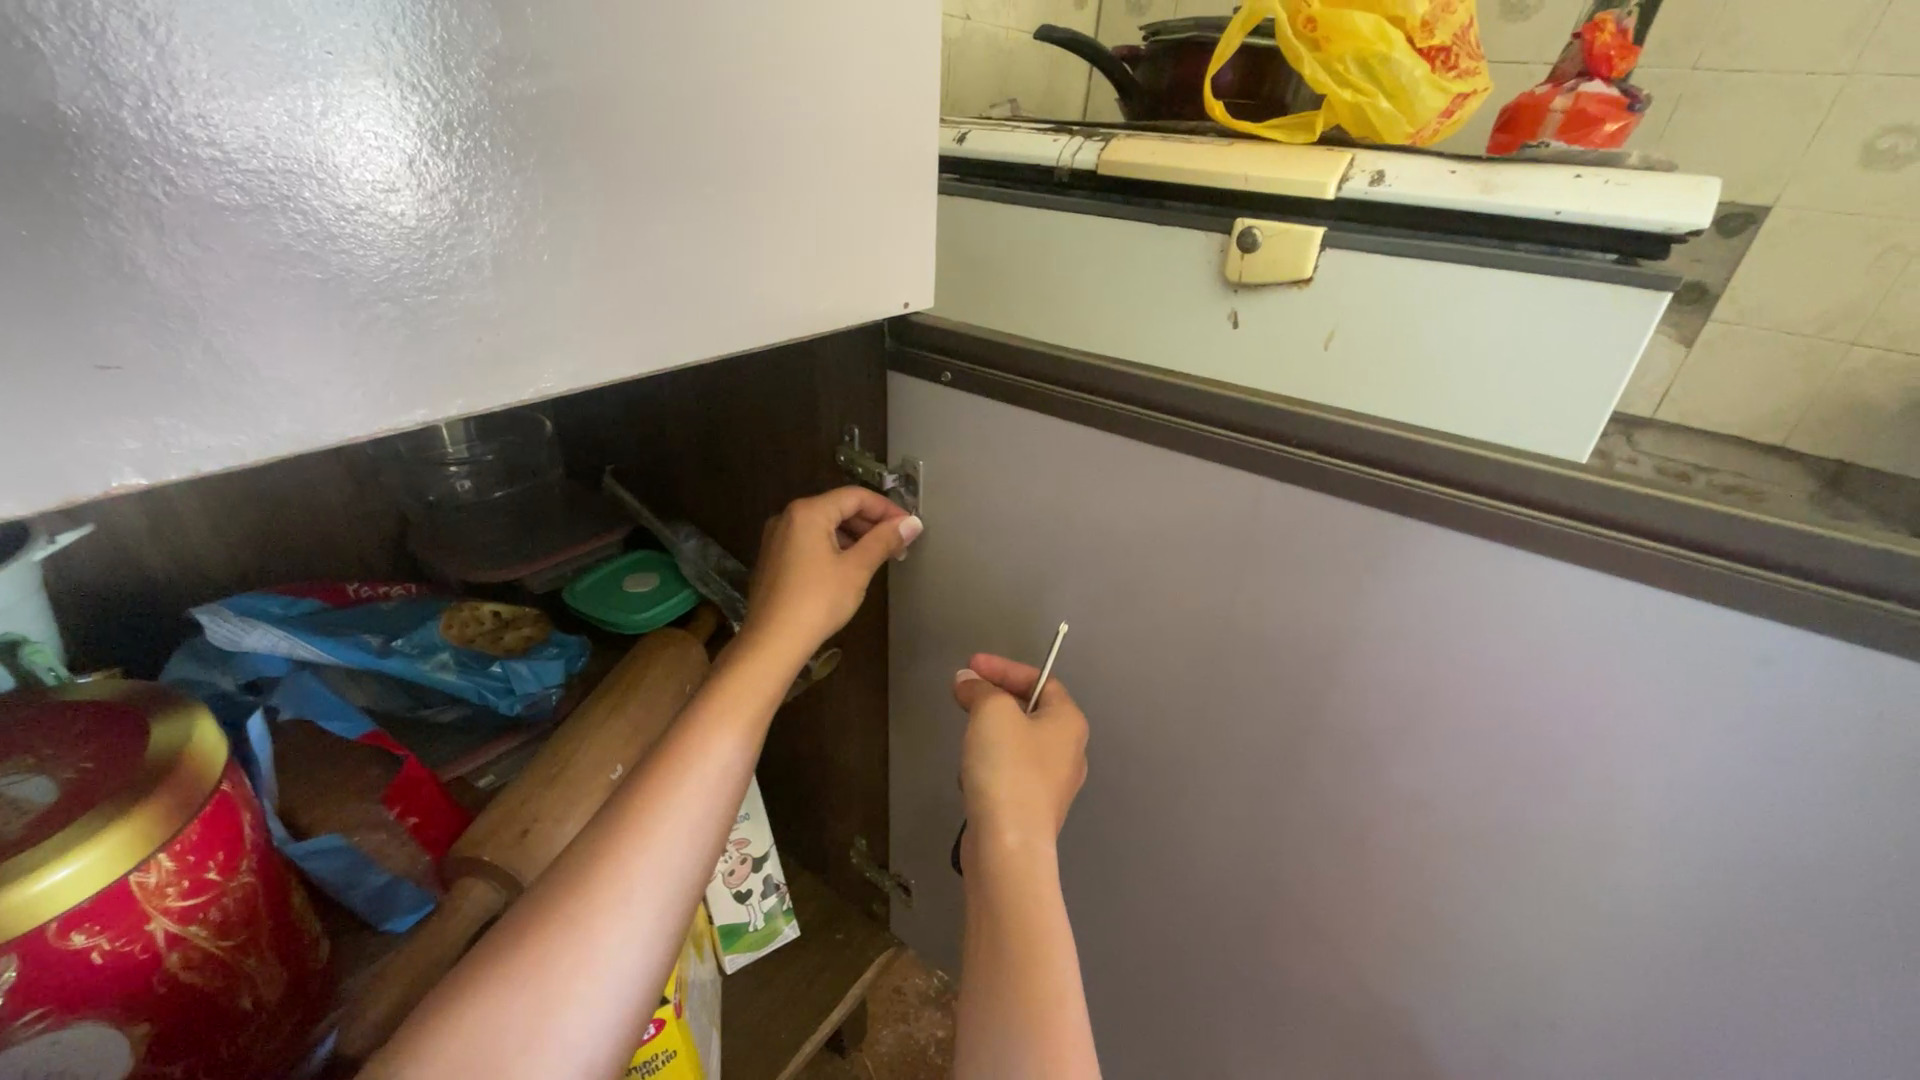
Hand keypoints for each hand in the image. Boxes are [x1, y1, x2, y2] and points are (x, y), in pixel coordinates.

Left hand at [742, 487, 921, 657]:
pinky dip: (834, 547)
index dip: (887, 508)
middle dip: (871, 524)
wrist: (772, 642)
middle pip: (838, 508)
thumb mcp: (856, 569)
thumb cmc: (818, 601)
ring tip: (879, 557)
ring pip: (824, 526)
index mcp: (808, 512)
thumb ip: (884, 540)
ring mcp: (777, 538)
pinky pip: (810, 541)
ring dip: (854, 537)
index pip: (855, 496)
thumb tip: (912, 523)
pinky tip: (850, 567)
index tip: (909, 526)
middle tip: (898, 545)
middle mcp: (788, 517)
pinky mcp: (774, 558)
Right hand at [952, 654, 1088, 853]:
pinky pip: (1008, 775)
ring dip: (988, 738)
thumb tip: (967, 680)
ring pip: (1015, 745)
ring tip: (967, 744)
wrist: (1008, 846)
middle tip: (964, 698)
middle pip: (1029, 712)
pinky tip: (970, 779)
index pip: (1041, 680)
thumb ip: (980, 689)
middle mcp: (1070, 752)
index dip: (1004, 668)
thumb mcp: (991, 712)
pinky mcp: (1033, 811)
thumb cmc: (1007, 768)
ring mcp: (1053, 785)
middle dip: (993, 702)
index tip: (970, 666)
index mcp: (1069, 722)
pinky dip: (988, 769)